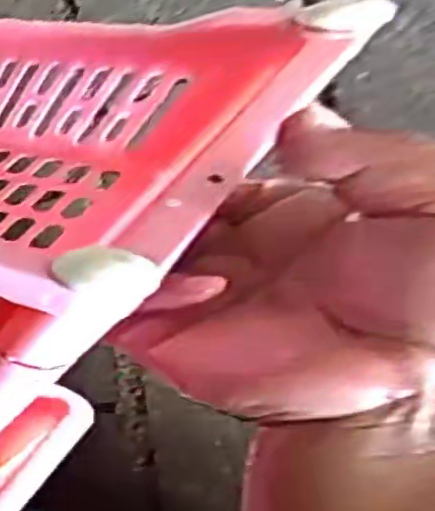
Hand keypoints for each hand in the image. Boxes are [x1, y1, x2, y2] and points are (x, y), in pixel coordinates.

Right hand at [110, 105, 434, 423]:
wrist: (403, 388)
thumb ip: (370, 158)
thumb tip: (298, 121)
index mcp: (281, 217)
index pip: (207, 183)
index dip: (184, 169)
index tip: (164, 155)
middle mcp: (222, 254)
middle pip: (151, 220)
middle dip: (135, 208)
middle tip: (126, 196)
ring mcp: (182, 295)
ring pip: (119, 259)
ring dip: (121, 249)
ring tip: (145, 245)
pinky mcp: (150, 333)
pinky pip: (107, 307)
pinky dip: (117, 293)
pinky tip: (172, 289)